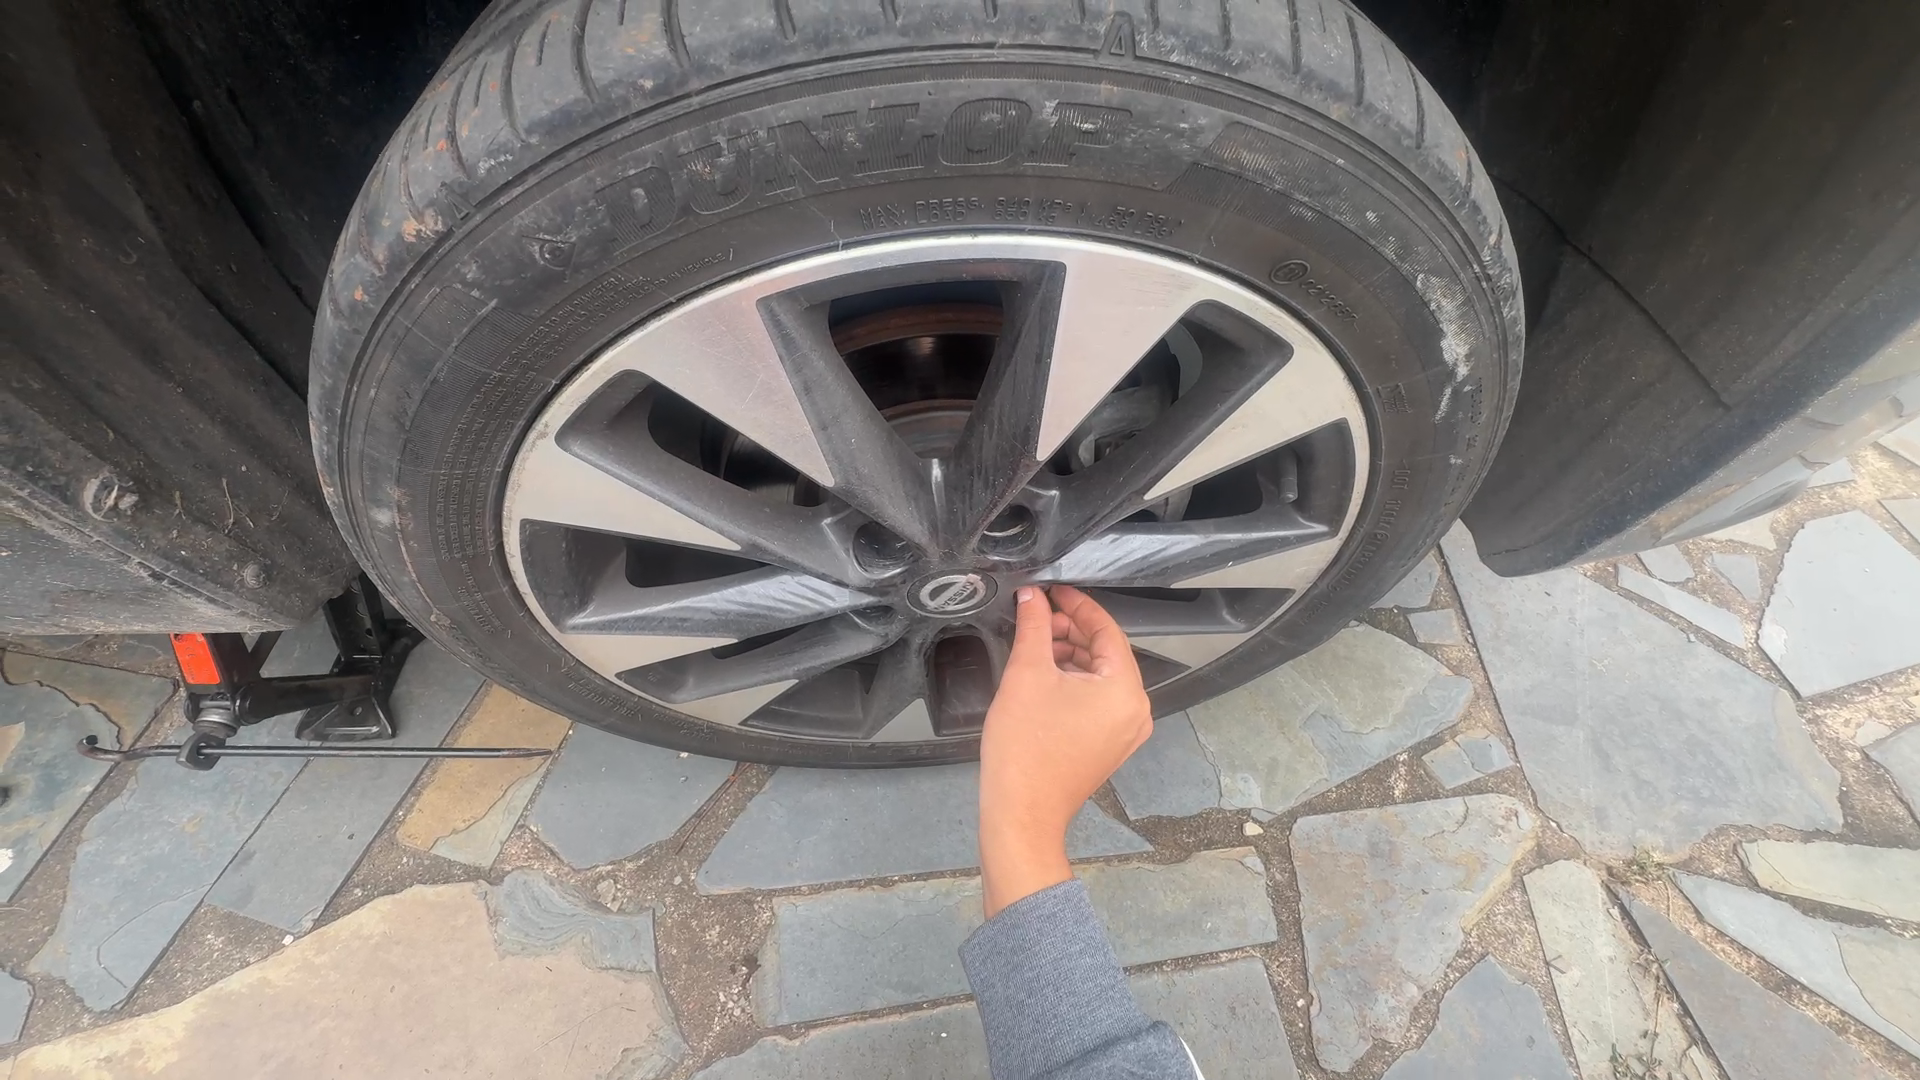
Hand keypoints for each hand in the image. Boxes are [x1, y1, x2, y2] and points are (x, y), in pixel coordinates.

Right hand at [978, 584, 1153, 916]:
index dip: (1076, 604)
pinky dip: (1074, 682)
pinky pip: (1098, 699)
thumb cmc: (1025, 742)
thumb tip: (1031, 595)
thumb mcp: (1027, 673)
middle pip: (1105, 652)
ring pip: (1100, 676)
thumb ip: (1034, 626)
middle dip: (1071, 630)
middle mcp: (1136, 708)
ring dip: (1070, 655)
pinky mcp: (1110, 745)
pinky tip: (1044, 675)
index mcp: (1126, 688)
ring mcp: (1126, 730)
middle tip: (1036, 617)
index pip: (1106, 629)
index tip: (1050, 590)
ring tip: (1035, 645)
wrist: (1021, 813)